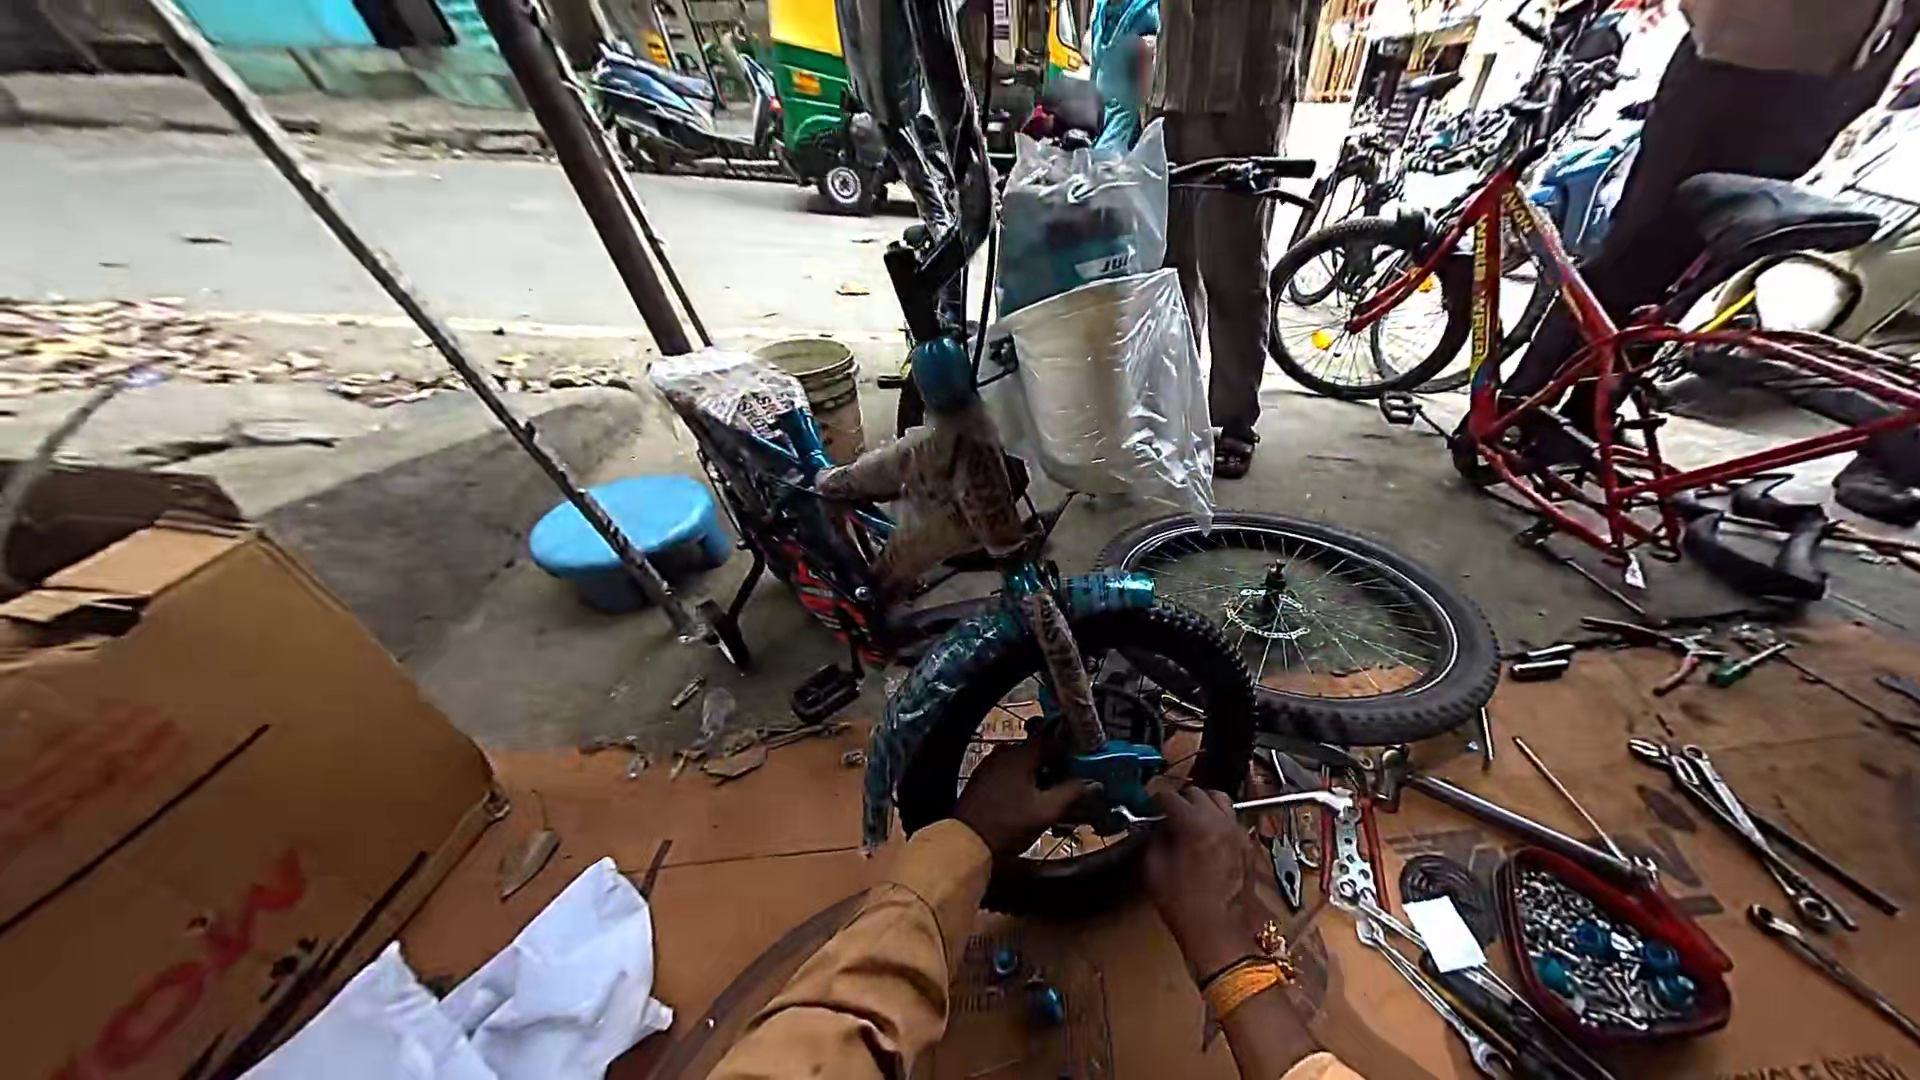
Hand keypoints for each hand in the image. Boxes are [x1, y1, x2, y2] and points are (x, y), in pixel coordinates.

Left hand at [953, 742, 1099, 858]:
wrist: (966, 840)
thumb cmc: (1008, 824)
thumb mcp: (1046, 811)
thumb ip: (1071, 793)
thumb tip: (1094, 783)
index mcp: (1020, 754)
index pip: (1052, 742)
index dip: (1070, 754)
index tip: (1082, 769)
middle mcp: (1004, 752)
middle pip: (1037, 753)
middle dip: (1055, 769)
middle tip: (1070, 788)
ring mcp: (991, 764)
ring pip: (1023, 765)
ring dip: (1039, 778)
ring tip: (1052, 800)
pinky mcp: (983, 778)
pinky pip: (1010, 773)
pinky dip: (1023, 783)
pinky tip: (1030, 802)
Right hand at [1144, 784, 1264, 976]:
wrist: (1219, 936)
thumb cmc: (1182, 904)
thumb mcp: (1154, 866)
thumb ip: (1154, 837)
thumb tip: (1157, 827)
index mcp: (1194, 822)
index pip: (1169, 796)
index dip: (1154, 800)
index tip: (1149, 808)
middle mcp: (1219, 821)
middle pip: (1196, 793)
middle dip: (1180, 800)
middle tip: (1168, 814)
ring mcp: (1237, 833)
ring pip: (1219, 800)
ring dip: (1203, 805)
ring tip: (1191, 819)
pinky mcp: (1248, 847)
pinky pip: (1232, 821)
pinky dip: (1218, 820)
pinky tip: (1208, 837)